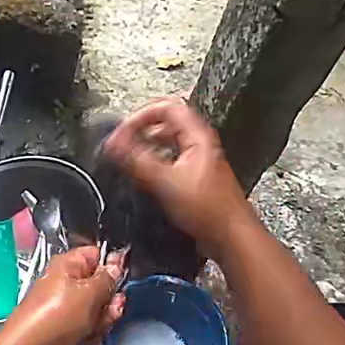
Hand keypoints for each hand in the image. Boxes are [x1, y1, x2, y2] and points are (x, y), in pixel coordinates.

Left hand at [0, 246, 126, 344]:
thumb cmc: (55, 318)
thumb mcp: (90, 292)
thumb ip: (108, 278)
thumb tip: (116, 266)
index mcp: (68, 265)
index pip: (97, 255)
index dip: (112, 267)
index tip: (120, 280)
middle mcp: (66, 283)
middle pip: (101, 287)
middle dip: (109, 302)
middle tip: (106, 310)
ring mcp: (66, 307)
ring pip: (98, 311)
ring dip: (101, 322)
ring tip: (90, 329)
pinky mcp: (66, 328)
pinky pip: (89, 328)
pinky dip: (90, 336)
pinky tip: (83, 340)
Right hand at [101, 98, 252, 247]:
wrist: (229, 237)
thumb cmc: (212, 211)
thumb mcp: (166, 182)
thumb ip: (137, 160)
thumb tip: (115, 144)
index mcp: (197, 136)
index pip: (165, 107)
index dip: (139, 116)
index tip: (123, 133)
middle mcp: (200, 145)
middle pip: (165, 124)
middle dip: (141, 131)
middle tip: (123, 144)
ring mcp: (198, 162)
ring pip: (167, 145)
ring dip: (146, 149)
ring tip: (129, 160)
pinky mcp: (195, 180)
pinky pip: (170, 164)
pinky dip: (154, 166)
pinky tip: (146, 180)